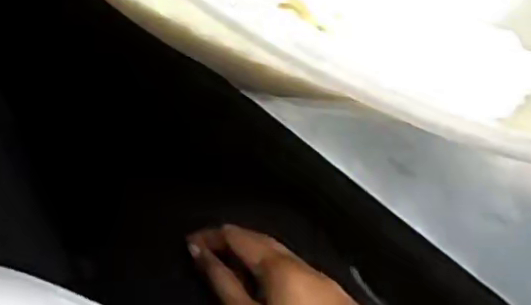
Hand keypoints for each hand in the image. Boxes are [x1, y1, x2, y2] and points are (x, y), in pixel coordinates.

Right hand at [188, 226, 354, 304]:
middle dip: (231, 244)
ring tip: (235, 274)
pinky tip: (270, 292)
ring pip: (282, 259)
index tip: (189, 245)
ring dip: (255, 260)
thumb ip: (221, 280)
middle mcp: (305, 265)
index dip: (207, 236)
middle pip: (259, 241)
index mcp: (280, 263)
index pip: (233, 233)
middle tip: (208, 255)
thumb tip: (197, 250)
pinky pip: (299, 276)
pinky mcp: (341, 302)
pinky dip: (277, 275)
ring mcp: (328, 283)